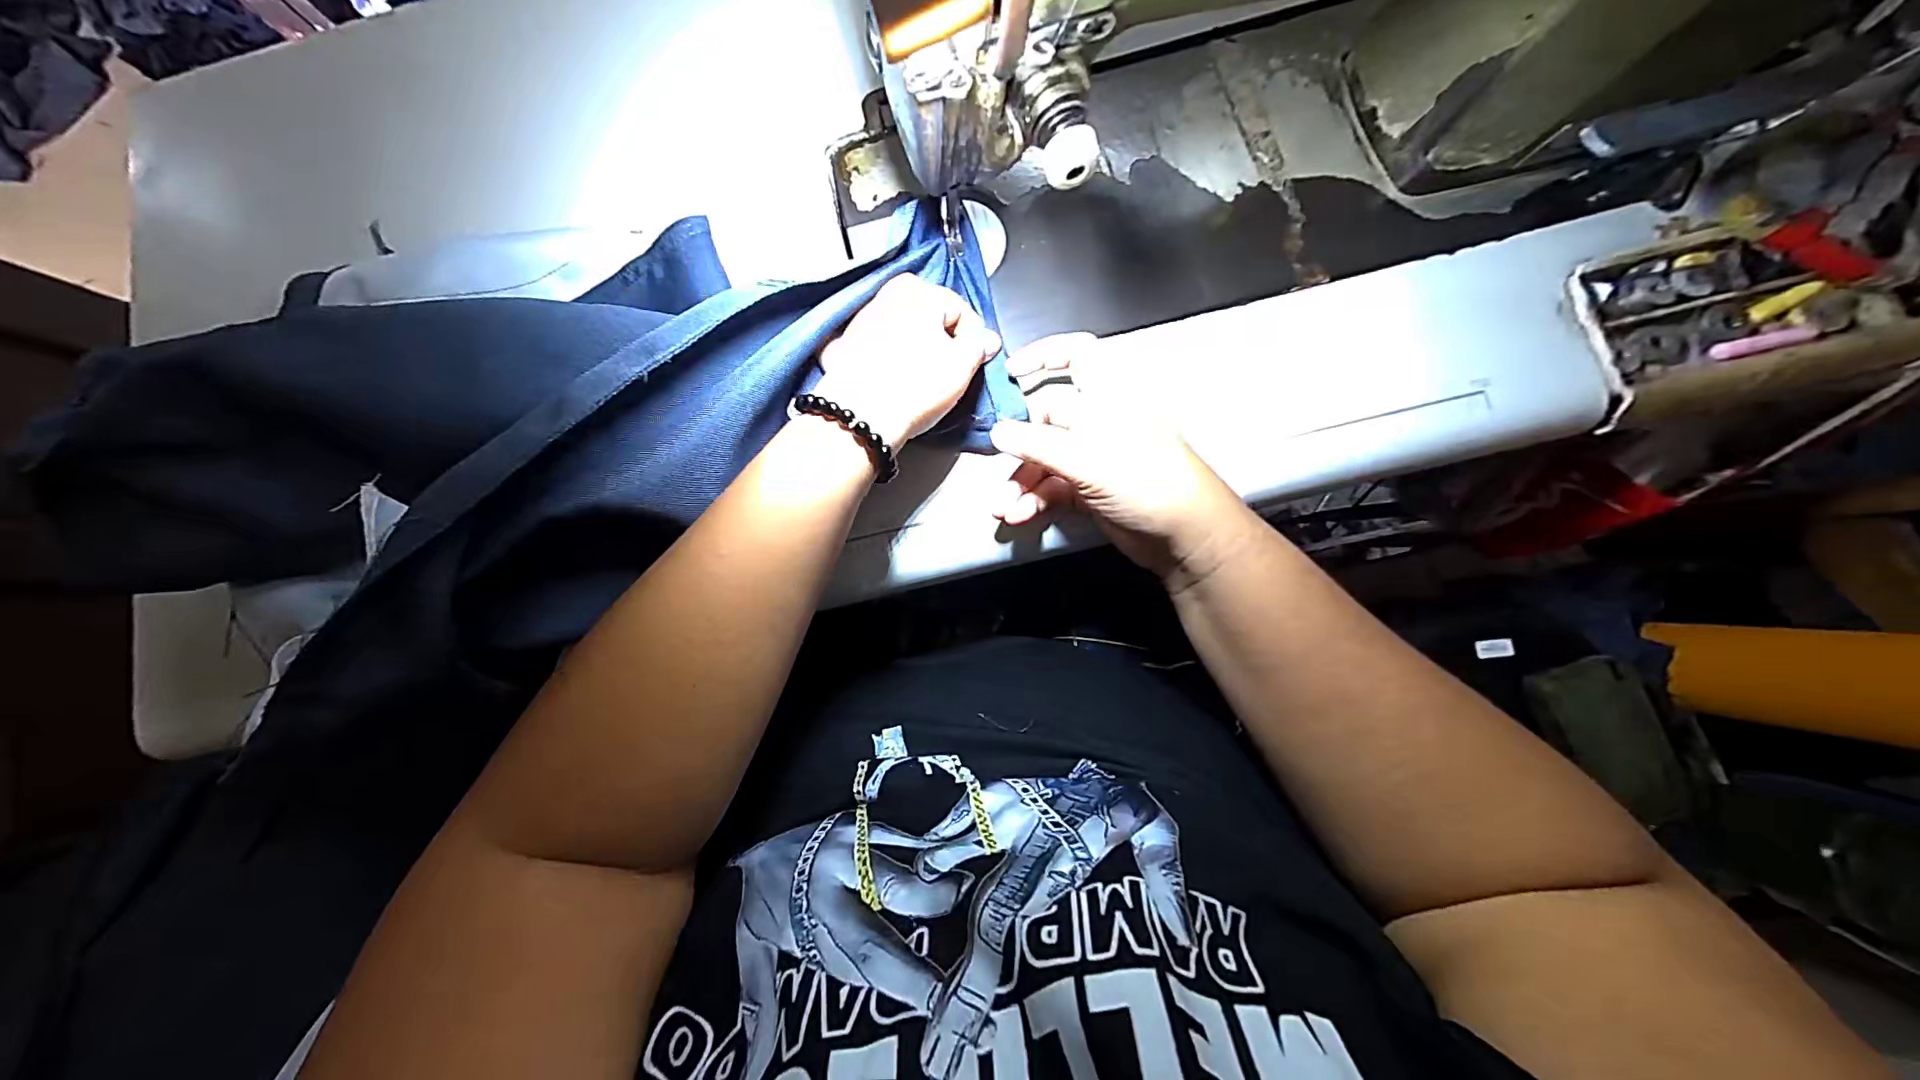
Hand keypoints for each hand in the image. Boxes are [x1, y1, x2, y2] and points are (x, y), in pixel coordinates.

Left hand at [811, 275, 1001, 448]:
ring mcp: (861, 321)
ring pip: (904, 334)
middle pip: (931, 320)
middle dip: (942, 345)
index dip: (973, 341)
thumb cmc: (912, 389)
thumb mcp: (963, 366)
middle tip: (947, 375)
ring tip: (920, 384)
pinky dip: (891, 363)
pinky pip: (881, 352)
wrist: (858, 418)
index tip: (973, 363)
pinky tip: (896, 384)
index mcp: (918, 290)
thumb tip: (985, 340)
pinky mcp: (845, 348)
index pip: (962, 311)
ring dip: (917, 354)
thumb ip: (979, 345)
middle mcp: (886, 296)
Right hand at [989, 333, 1263, 592]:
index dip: (1044, 356)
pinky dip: (1033, 500)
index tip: (1010, 372)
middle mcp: (1099, 419)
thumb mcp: (1087, 457)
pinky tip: (1019, 514)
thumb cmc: (1148, 481)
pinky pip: (1050, 487)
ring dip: (1020, 482)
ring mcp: (1093, 455)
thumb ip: (1038, 443)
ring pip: (1044, 458)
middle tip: (995, 464)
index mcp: (1108, 395)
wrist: (1182, 534)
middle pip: (1045, 418)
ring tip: (1003, 505)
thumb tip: (998, 432)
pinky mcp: (1088, 488)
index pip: (1076, 355)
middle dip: (1017, 445)